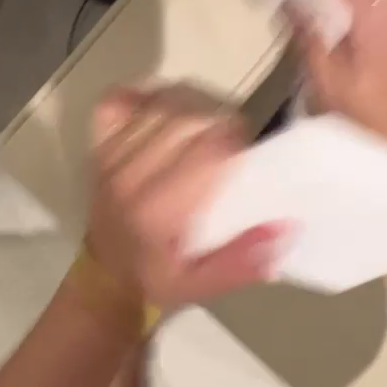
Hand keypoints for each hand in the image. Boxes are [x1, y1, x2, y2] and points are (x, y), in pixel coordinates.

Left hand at [86, 86, 285, 307]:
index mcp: (155, 212)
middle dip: (217, 124)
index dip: (233, 141)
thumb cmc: (159, 279)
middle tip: (231, 144)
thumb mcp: (202, 286)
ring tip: (204, 130)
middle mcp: (128, 177)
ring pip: (158, 108)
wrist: (106, 274)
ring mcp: (109, 158)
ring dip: (189, 110)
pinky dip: (143, 100)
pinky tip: (164, 114)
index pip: (203, 151)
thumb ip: (242, 262)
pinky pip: (118, 102)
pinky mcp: (99, 146)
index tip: (246, 153)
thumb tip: (287, 227)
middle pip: (183, 121)